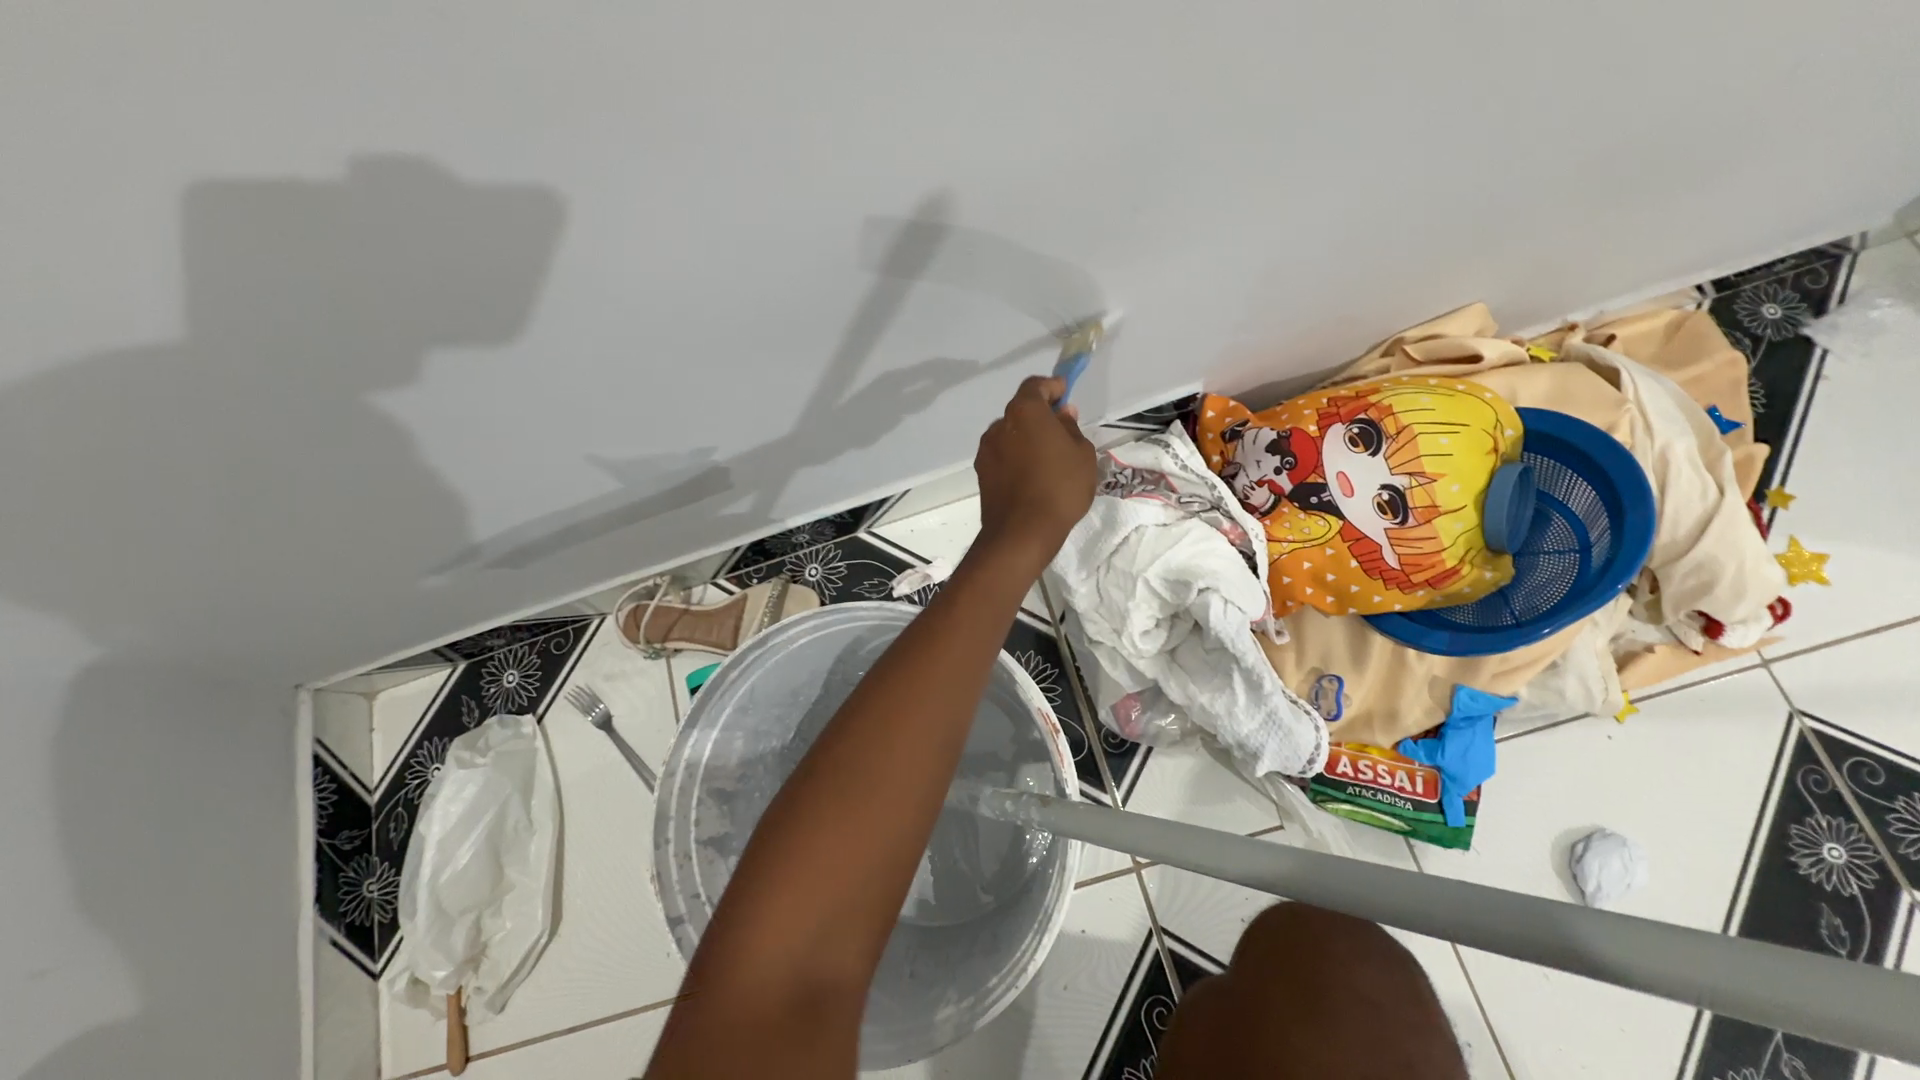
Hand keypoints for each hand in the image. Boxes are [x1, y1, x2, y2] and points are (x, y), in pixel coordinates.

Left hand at [973, 376, 1096, 572]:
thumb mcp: (1081, 454)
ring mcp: (986, 450)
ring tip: (1048, 459)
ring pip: (1010, 434)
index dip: (1052, 387)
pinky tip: (1032, 476)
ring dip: (1026, 438)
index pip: (1035, 386)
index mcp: (1024, 412)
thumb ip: (1070, 428)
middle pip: (1020, 410)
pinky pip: (1003, 456)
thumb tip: (1062, 415)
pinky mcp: (982, 473)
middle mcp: (999, 425)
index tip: (1065, 393)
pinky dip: (1016, 458)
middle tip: (1061, 429)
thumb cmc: (1059, 487)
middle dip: (1040, 415)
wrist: (1022, 532)